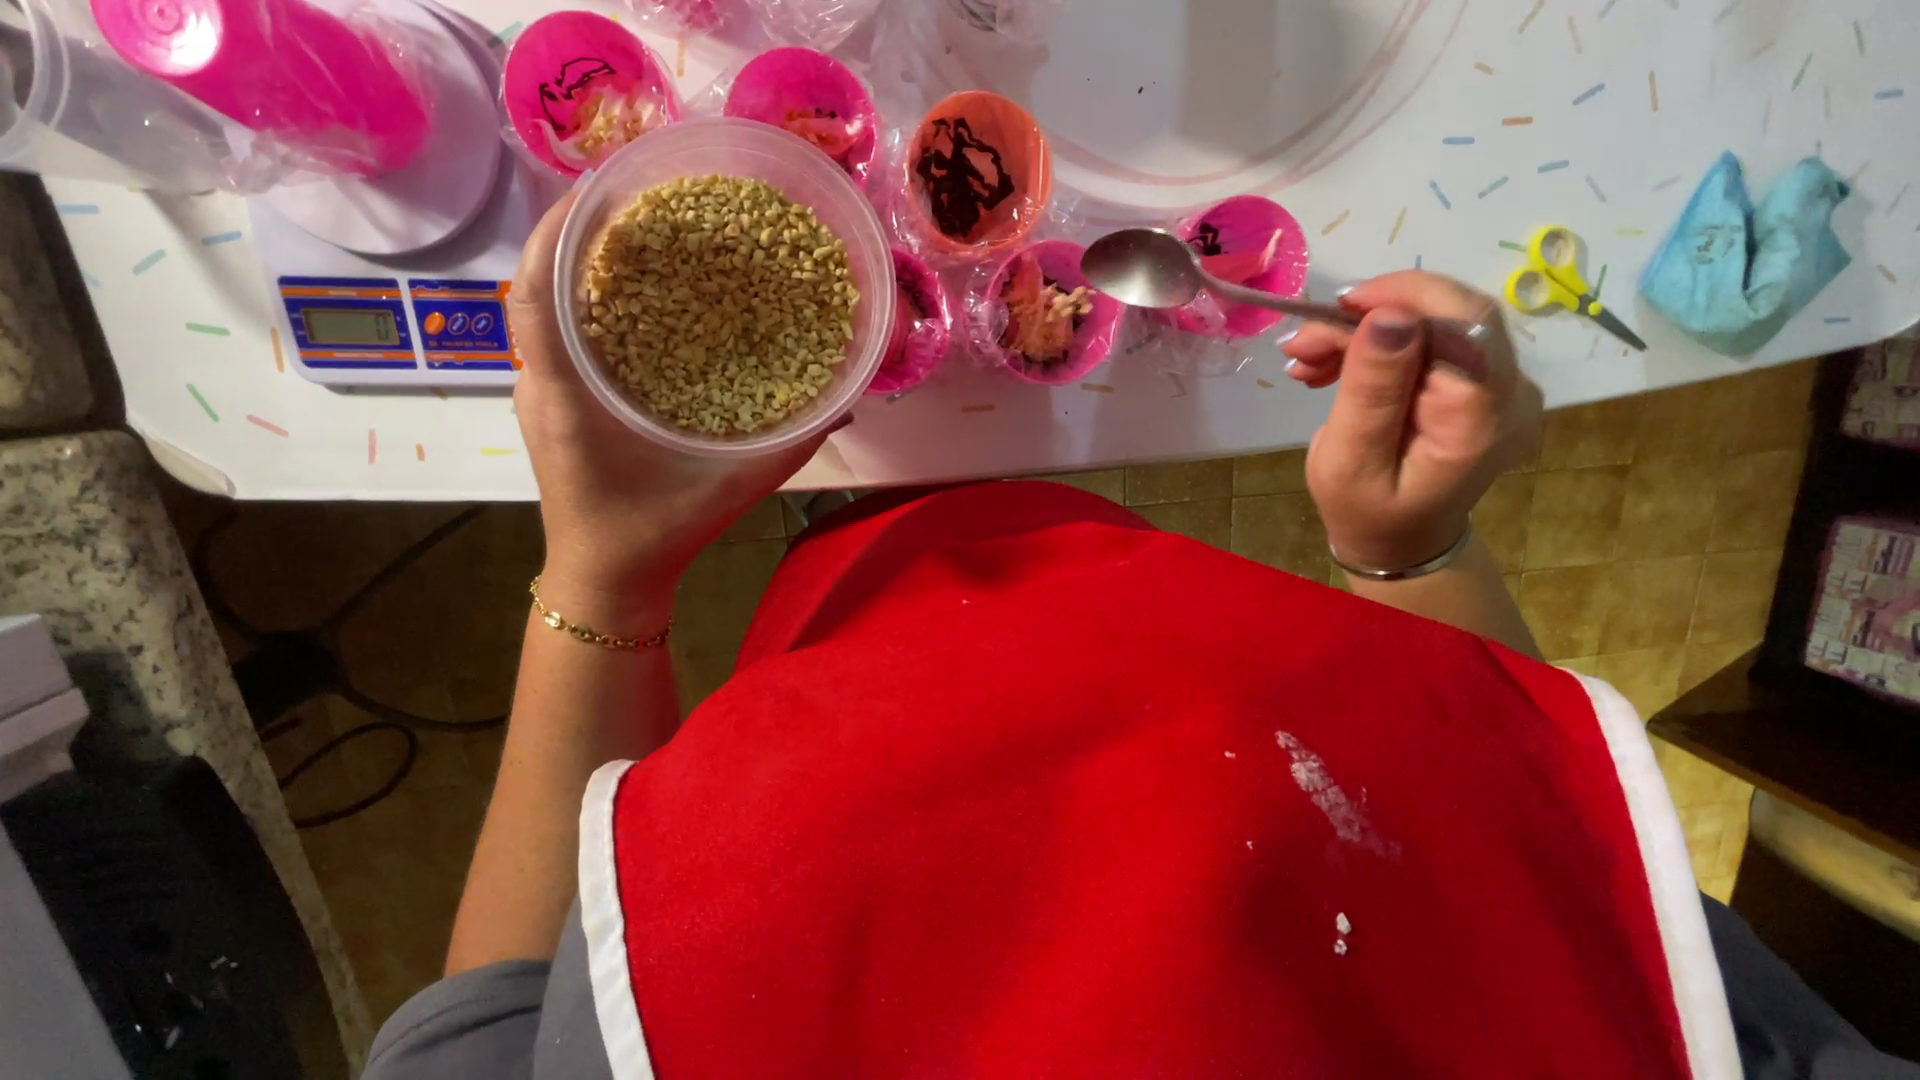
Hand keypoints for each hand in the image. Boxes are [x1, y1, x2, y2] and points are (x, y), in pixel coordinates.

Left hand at [510, 190, 841, 608]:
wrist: (606, 580)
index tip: (602, 188)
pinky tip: (641, 299)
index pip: (534, 290)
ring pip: (548, 307)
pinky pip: (563, 333)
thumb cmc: (656, 535)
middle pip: (541, 283)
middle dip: (581, 231)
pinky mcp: (555, 402)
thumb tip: (843, 404)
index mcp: (567, 395)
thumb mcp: (731, 490)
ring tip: (642, 236)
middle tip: (641, 201)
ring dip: (585, 264)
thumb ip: (789, 448)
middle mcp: (542, 382)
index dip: (558, 229)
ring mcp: (542, 391)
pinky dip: (592, 301)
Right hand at [1282, 271, 1541, 570]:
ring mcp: (1502, 383)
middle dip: (1372, 313)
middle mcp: (1512, 391)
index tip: (1332, 310)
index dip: (1400, 299)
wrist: (1400, 541)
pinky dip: (1378, 341)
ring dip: (1364, 329)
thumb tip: (1388, 317)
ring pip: (1436, 321)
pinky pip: (1432, 338)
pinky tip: (1333, 361)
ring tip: (1306, 358)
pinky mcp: (1482, 379)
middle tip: (1303, 340)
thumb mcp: (1350, 461)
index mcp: (1482, 418)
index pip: (1460, 325)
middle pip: (1450, 315)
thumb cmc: (1366, 510)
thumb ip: (1371, 391)